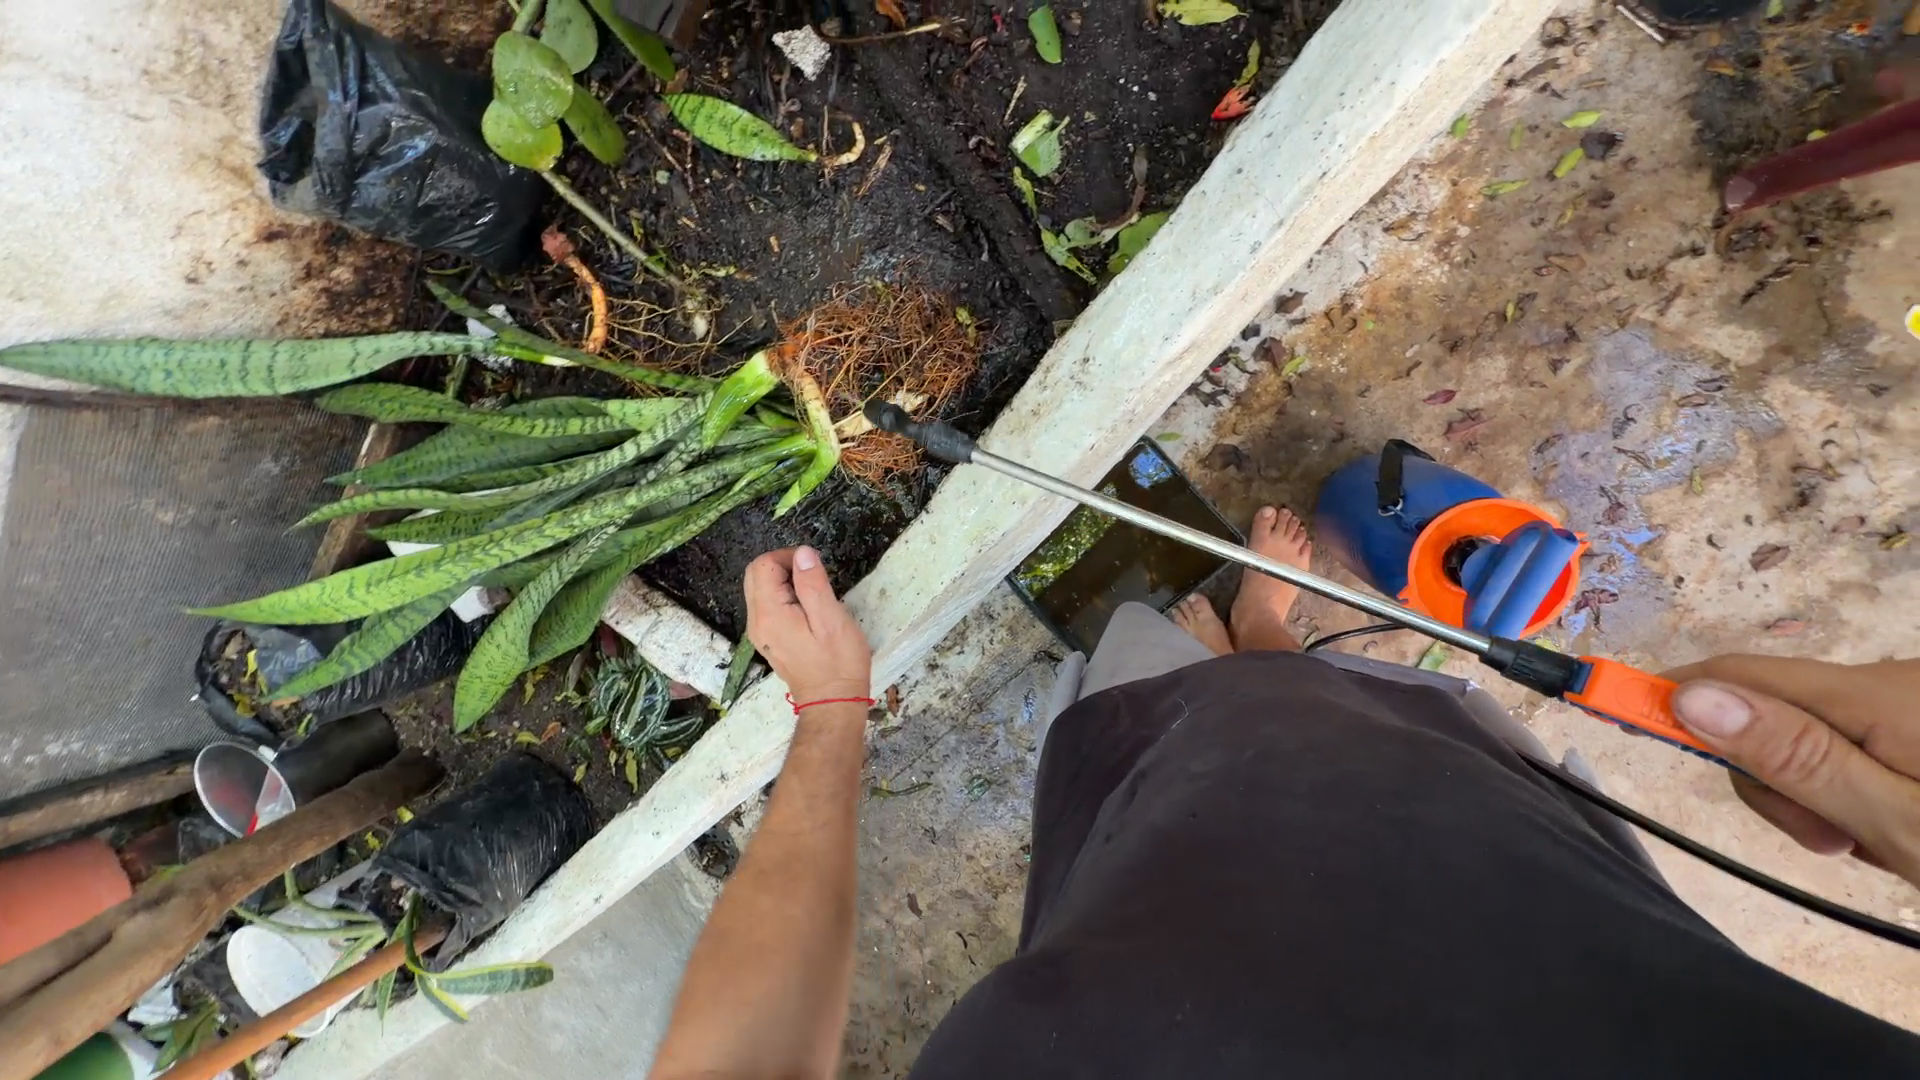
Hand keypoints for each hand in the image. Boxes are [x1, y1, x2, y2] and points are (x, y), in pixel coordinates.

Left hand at [744, 546, 872, 707]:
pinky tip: (807, 608)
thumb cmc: (838, 662)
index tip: (814, 567)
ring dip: (783, 580)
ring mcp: (760, 633)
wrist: (832, 703)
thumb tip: (802, 553)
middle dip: (782, 565)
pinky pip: (766, 605)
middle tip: (813, 575)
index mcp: (769, 614)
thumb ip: (813, 584)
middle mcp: (756, 622)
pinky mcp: (769, 640)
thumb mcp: (831, 619)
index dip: (787, 556)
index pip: (762, 565)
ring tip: (814, 592)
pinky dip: (783, 596)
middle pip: (754, 574)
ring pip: (759, 589)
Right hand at [1663, 654, 1919, 886]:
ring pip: (1806, 733)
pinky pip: (1849, 741)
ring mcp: (1912, 699)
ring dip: (1812, 789)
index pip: (1736, 676)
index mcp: (1881, 692)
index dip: (1667, 694)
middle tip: (1822, 840)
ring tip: (1867, 844)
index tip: (1615, 719)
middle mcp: (1893, 679)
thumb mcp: (1899, 822)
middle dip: (1770, 774)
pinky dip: (1849, 785)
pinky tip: (1893, 826)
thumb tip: (1688, 698)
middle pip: (1770, 711)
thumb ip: (1795, 757)